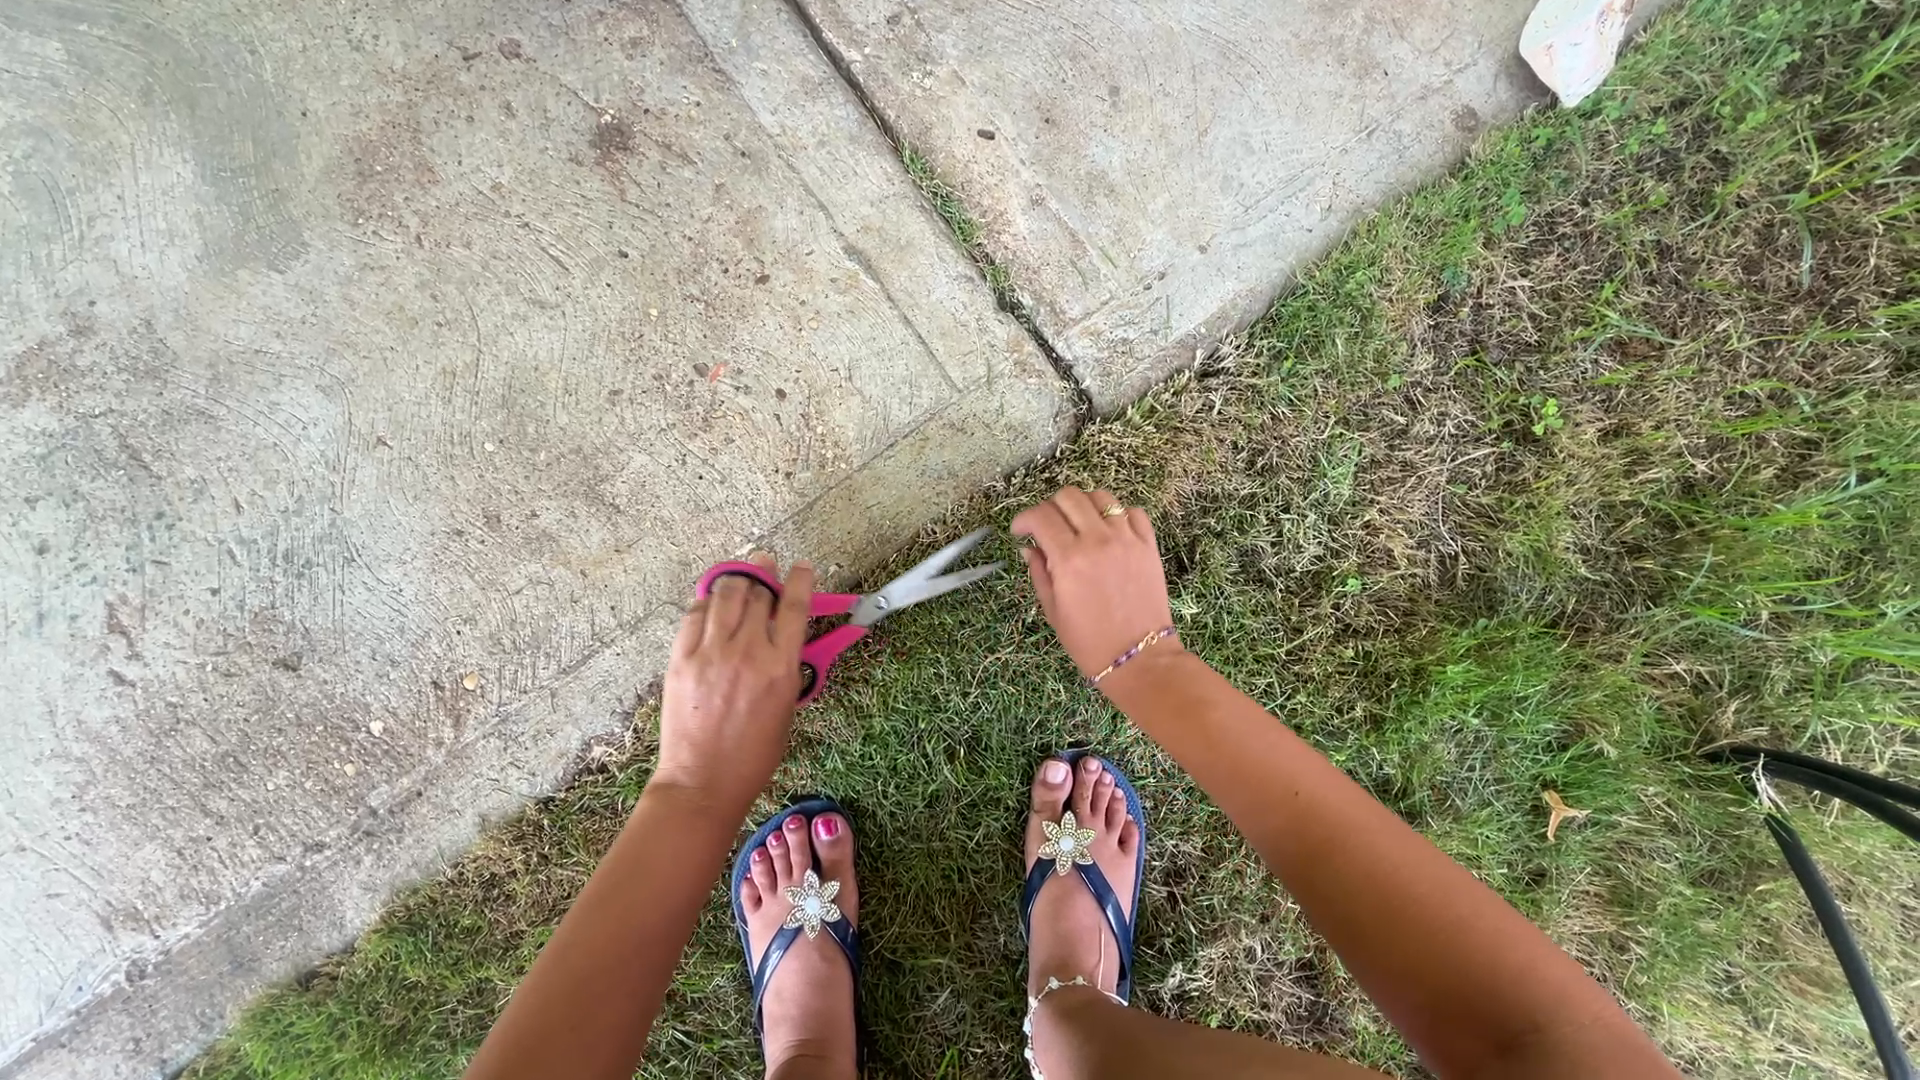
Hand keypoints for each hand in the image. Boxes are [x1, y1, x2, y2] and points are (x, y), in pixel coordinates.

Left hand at [655, 553, 813, 813]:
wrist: (703, 781)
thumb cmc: (754, 754)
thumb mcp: (787, 707)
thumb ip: (786, 667)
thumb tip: (782, 636)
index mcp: (781, 667)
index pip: (794, 606)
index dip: (799, 580)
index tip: (800, 567)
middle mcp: (749, 652)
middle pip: (758, 594)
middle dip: (763, 575)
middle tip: (764, 567)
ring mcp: (712, 653)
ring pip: (725, 595)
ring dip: (735, 581)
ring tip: (739, 577)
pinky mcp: (681, 659)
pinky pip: (694, 615)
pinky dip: (705, 603)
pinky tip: (710, 605)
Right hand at [1011, 487, 1177, 684]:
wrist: (1138, 658)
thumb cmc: (1089, 641)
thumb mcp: (1053, 609)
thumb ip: (1039, 572)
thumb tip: (1030, 548)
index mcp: (1069, 559)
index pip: (1040, 516)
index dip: (1023, 519)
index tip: (1020, 531)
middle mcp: (1098, 540)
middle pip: (1069, 496)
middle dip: (1050, 507)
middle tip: (1047, 527)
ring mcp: (1127, 539)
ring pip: (1101, 497)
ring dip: (1083, 506)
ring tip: (1078, 525)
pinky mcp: (1149, 545)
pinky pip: (1132, 512)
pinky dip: (1117, 515)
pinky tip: (1108, 532)